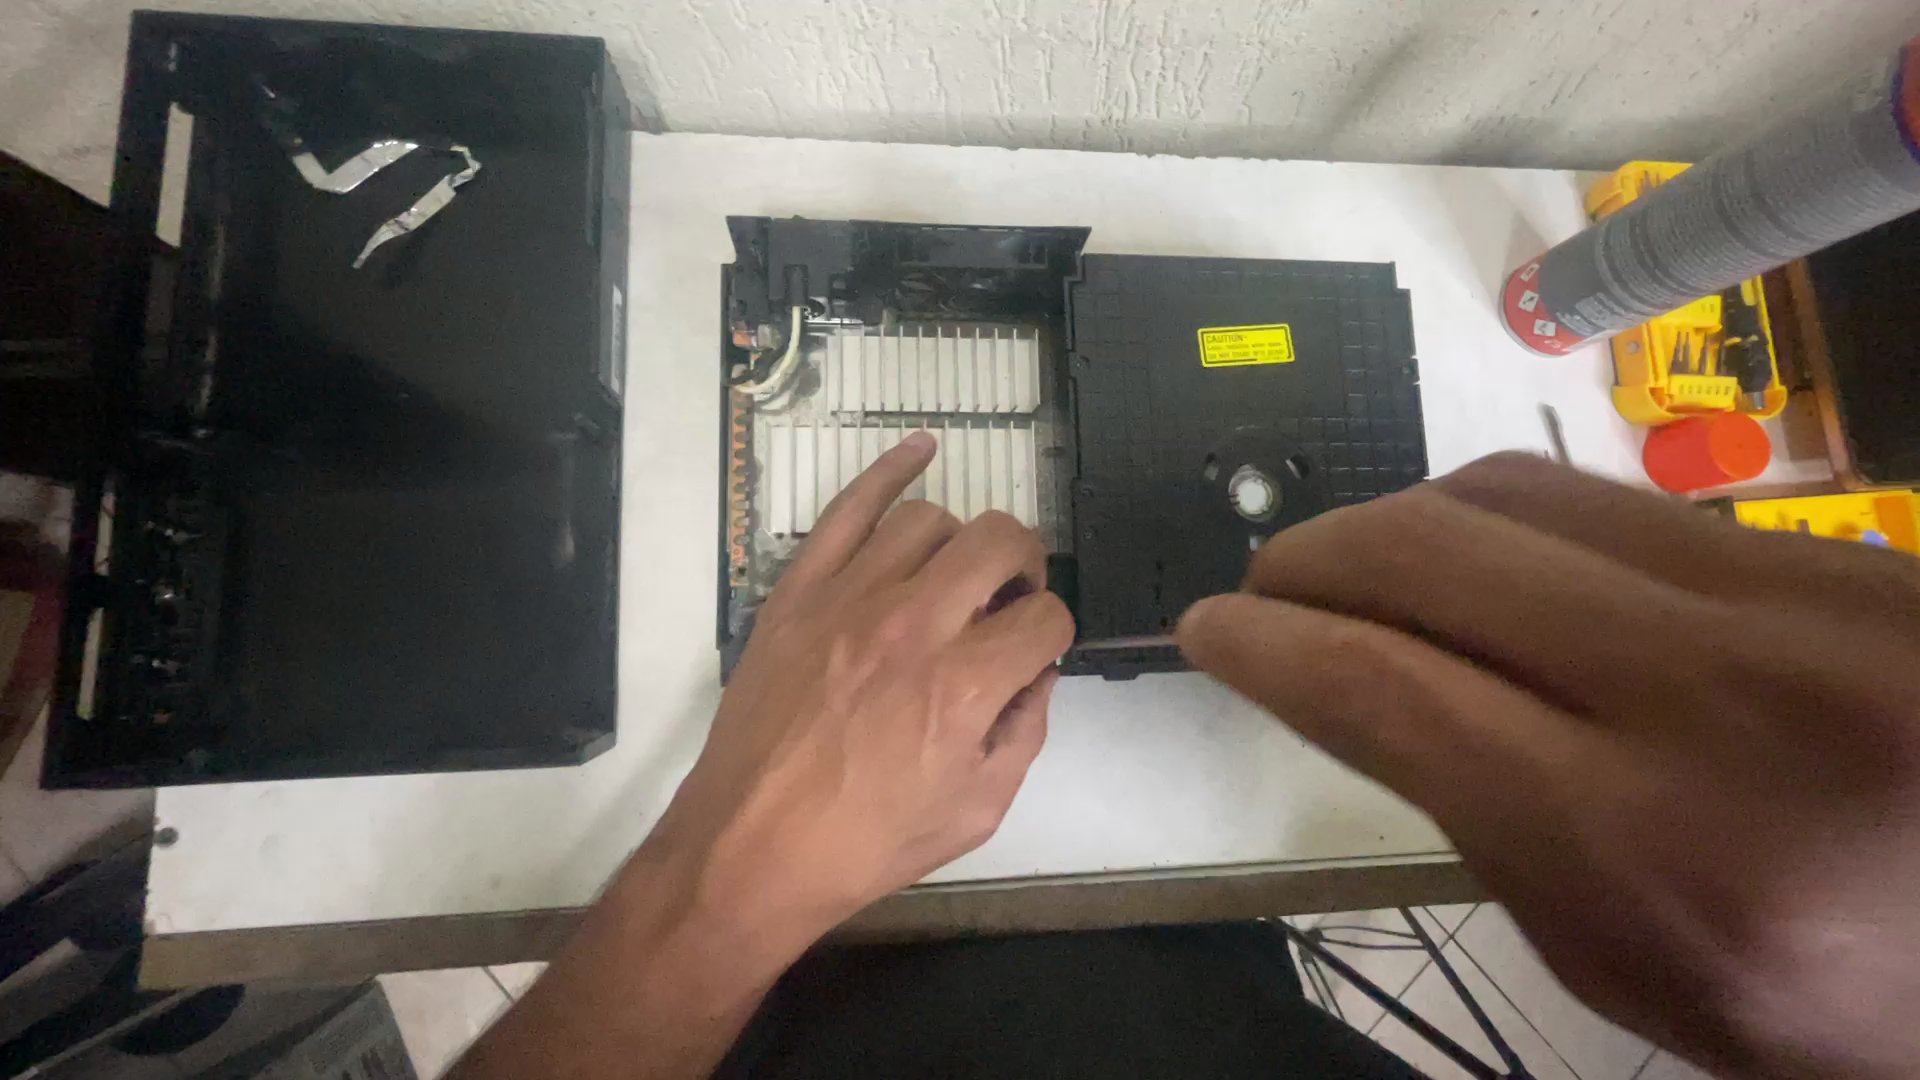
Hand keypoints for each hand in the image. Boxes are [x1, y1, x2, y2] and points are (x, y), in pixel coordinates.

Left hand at [650, 431, 1073, 953]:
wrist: (751, 845)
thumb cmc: (867, 841)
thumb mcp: (977, 809)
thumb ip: (1025, 731)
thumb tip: (1036, 669)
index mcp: (965, 687)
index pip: (1045, 618)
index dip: (1053, 632)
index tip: (1034, 650)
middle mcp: (914, 626)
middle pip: (1000, 543)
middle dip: (1027, 564)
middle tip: (1011, 595)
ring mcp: (850, 597)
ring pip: (932, 521)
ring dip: (962, 542)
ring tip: (953, 575)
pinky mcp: (800, 589)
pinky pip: (848, 506)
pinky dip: (891, 469)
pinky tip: (921, 449)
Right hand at [1177, 452, 1919, 1079]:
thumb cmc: (1831, 1003)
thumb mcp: (1613, 953)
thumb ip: (1465, 803)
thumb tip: (1349, 674)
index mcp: (1654, 853)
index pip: (1378, 685)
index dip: (1261, 642)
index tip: (1206, 627)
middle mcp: (1729, 699)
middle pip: (1424, 553)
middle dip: (1304, 558)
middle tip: (1265, 586)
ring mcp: (1805, 597)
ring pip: (1499, 492)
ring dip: (1383, 524)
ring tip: (1355, 568)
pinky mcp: (1837, 545)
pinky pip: (1591, 496)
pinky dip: (1482, 521)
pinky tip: (1472, 563)